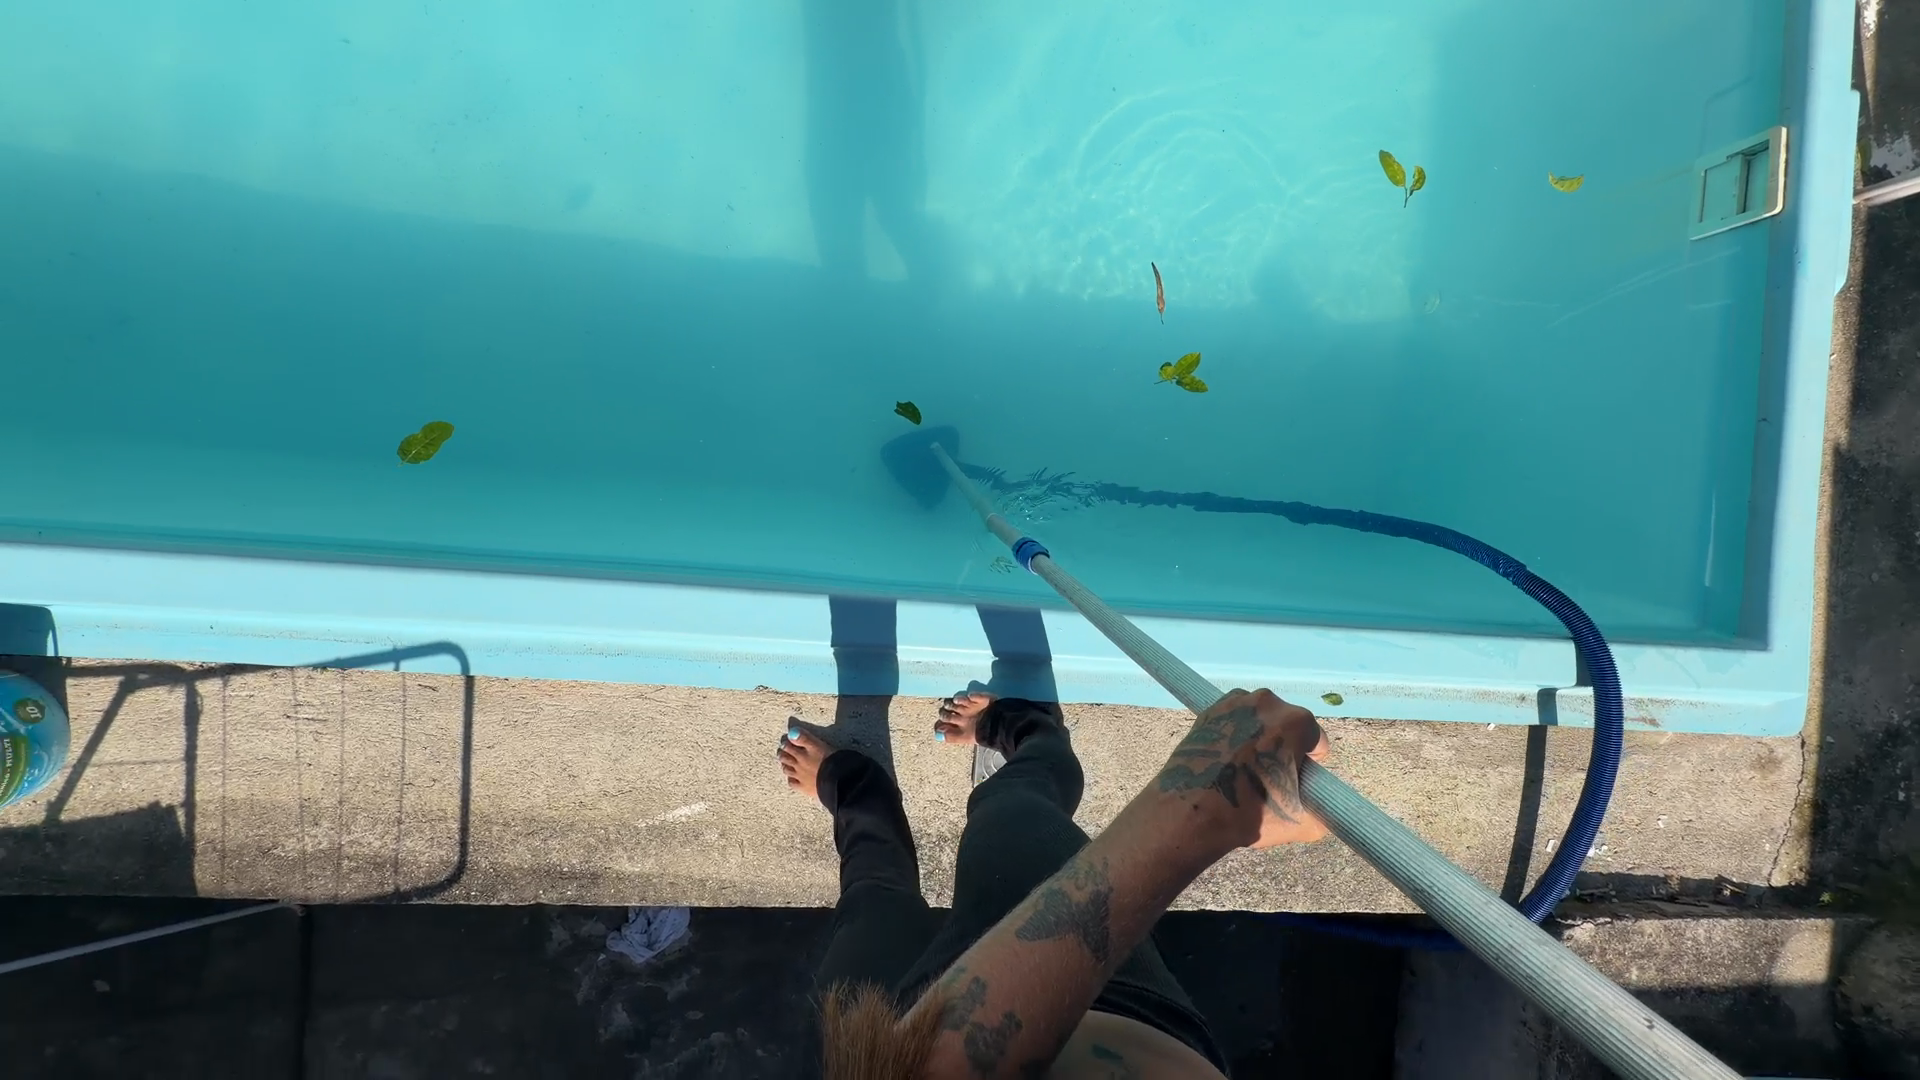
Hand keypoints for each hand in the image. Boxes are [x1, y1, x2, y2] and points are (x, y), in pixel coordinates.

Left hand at [1153, 688, 1330, 850]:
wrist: (1192, 807)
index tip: (1296, 778)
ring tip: (1244, 766)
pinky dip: (1234, 732)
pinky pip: (1232, 719)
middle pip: (1285, 724)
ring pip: (1258, 718)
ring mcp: (1233, 701)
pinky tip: (1226, 757)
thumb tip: (1316, 803)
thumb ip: (1322, 810)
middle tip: (1270, 773)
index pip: (1315, 740)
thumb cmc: (1252, 812)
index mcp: (1295, 721)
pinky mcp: (1207, 709)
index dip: (1309, 762)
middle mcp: (1265, 701)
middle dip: (1283, 745)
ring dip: (1258, 736)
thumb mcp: (1306, 824)